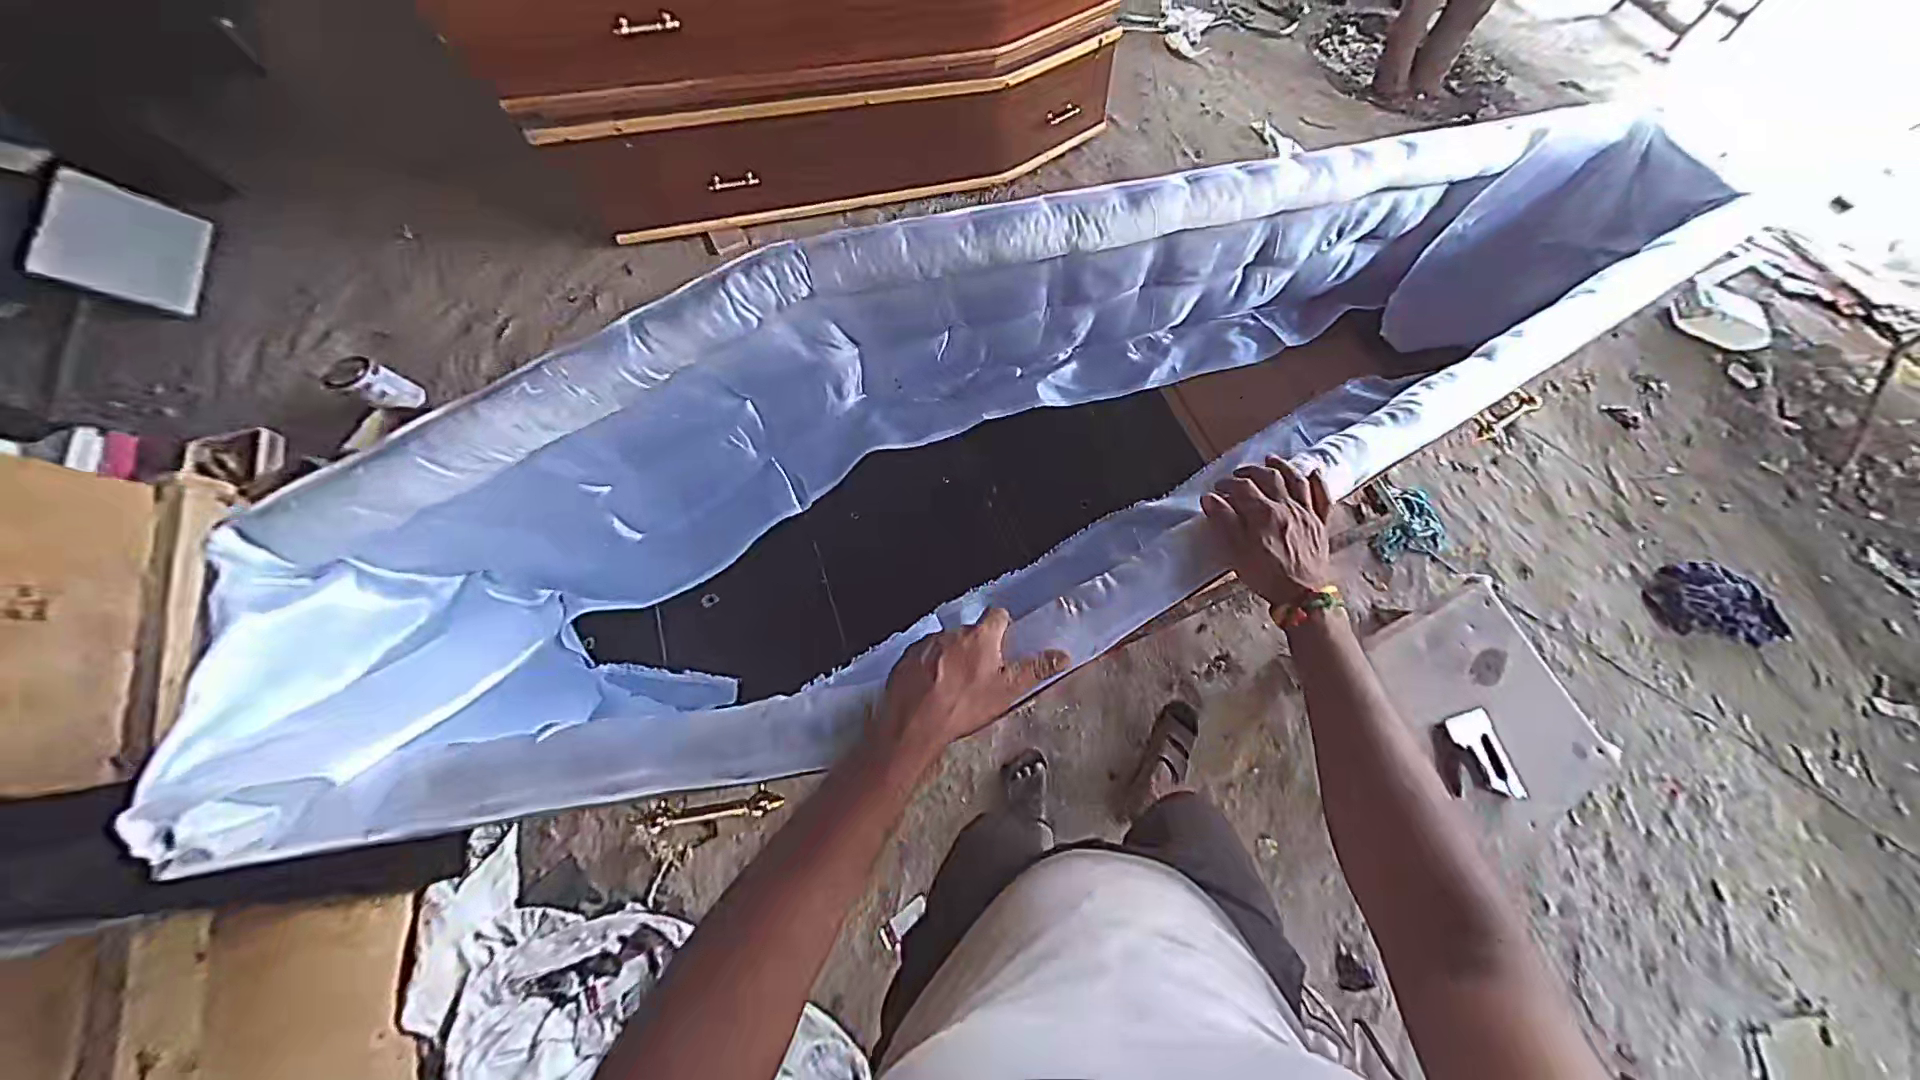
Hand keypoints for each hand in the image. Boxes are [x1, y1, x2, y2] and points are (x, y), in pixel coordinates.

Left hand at [876, 608, 1068, 756]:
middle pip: (971, 631)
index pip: (998, 615)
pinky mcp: (907, 656)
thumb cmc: (962, 706)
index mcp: (981, 636)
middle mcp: (953, 632)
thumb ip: (1035, 670)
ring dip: (952, 657)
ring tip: (954, 685)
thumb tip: (1062, 656)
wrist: (913, 722)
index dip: (1003, 627)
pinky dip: (929, 666)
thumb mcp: (1007, 691)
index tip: (1005, 641)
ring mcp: (927, 643)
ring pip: (946, 643)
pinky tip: (932, 688)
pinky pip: (924, 655)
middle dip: (976, 647)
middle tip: (981, 673)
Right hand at [1200, 455, 1333, 611]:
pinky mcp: (1320, 523)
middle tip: (1238, 474)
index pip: (1243, 487)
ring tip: (1271, 460)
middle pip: (1269, 478)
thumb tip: (1211, 498)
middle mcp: (1286, 507)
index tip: (1217, 488)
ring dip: (1282, 467)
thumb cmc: (1267, 575)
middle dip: (1251, 471)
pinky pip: (1322, 496)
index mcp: (1263, 513)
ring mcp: (1306, 513)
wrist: (1302, 595)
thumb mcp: (1237, 551)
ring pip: (1295, 480)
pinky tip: (1311, 472)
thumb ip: (1224, 521)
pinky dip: (1317, 481)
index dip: (1227, 484)